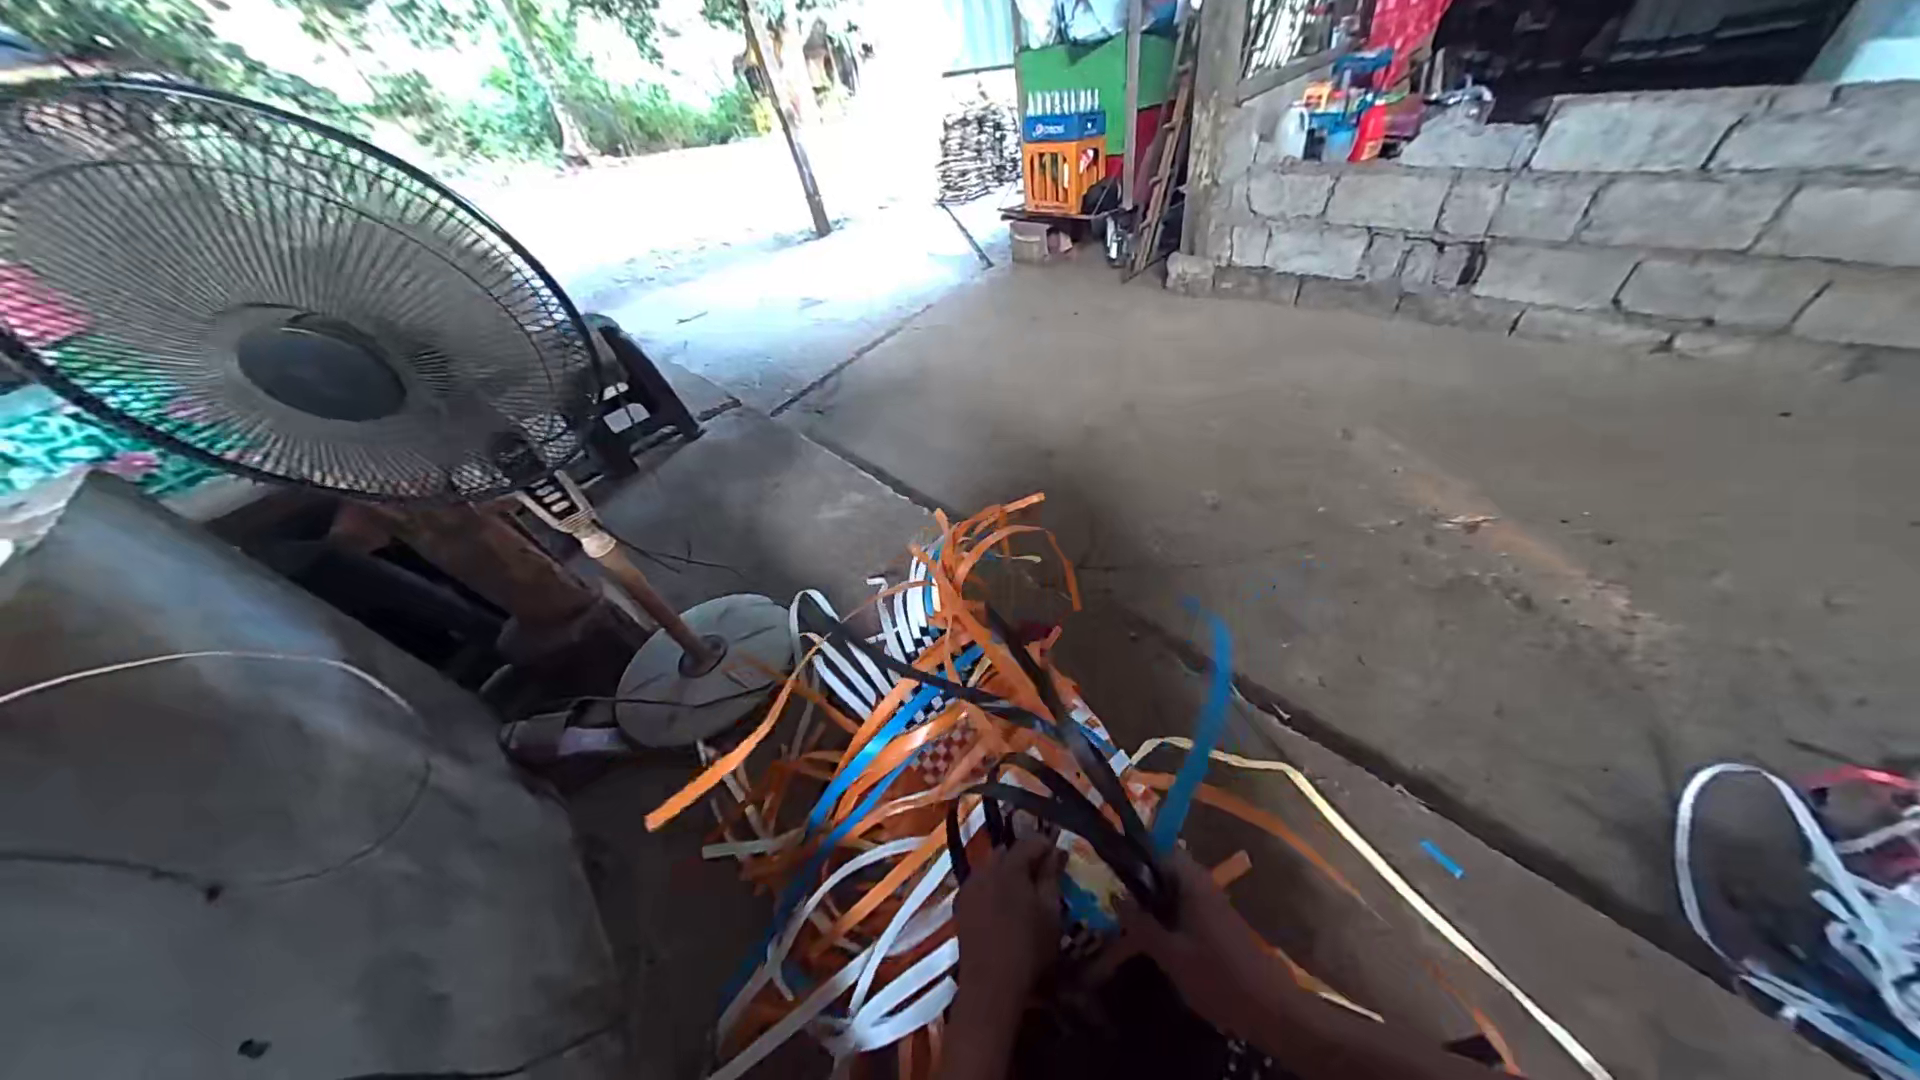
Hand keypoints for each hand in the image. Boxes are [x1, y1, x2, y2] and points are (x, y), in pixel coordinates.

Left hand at [954, 835, 1063, 1002]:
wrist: (990, 983)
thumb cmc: (1028, 947)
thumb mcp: (1050, 911)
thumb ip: (1051, 876)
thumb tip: (1055, 852)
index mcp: (1009, 866)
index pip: (1029, 842)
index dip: (1046, 846)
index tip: (1059, 856)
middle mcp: (985, 868)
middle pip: (1007, 852)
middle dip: (1024, 857)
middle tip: (1041, 874)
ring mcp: (969, 885)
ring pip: (991, 866)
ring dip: (1007, 871)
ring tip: (1022, 890)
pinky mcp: (961, 903)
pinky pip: (980, 883)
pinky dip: (992, 885)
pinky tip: (1002, 904)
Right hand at [1118, 847, 1292, 1040]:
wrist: (1272, 1011)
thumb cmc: (1218, 977)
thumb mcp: (1170, 954)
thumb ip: (1141, 924)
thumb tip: (1116, 897)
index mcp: (1192, 883)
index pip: (1159, 852)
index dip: (1134, 858)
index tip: (1112, 875)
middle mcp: (1204, 886)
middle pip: (1164, 873)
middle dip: (1140, 886)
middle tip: (1117, 905)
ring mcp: (1213, 906)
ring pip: (1174, 894)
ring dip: (1153, 906)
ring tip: (1130, 926)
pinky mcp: (1218, 926)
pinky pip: (1185, 911)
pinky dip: (1168, 919)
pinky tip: (1156, 942)